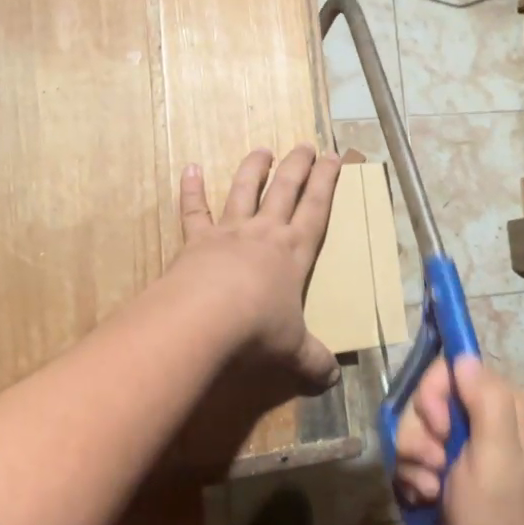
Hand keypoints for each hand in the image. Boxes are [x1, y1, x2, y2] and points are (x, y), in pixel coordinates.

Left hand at [169, 145, 340, 394]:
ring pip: (244, 190)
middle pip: (285, 189)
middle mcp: (265, 233)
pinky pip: (193, 210)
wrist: (205, 320)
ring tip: (262, 150)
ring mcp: (229, 232)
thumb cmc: (258, 331)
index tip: (335, 157)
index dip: (328, 181)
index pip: (317, 208)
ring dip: (254, 168)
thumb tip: (333, 379)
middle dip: (298, 165)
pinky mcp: (196, 240)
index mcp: (295, 251)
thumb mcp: (295, 350)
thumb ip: (314, 361)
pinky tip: (188, 168)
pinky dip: (190, 188)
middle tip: (306, 145)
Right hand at [394, 357, 523, 524]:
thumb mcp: (496, 453)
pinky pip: (408, 454)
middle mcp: (478, 412)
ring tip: (435, 488)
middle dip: (421, 436)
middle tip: (438, 464)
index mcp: (499, 401)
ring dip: (415, 462)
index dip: (433, 396)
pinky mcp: (440, 462)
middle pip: (424, 398)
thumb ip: (485, 401)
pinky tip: (428, 497)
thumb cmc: (496, 511)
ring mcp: (458, 439)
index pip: (449, 369)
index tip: (438, 427)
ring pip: (411, 427)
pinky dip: (413, 477)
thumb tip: (463, 356)